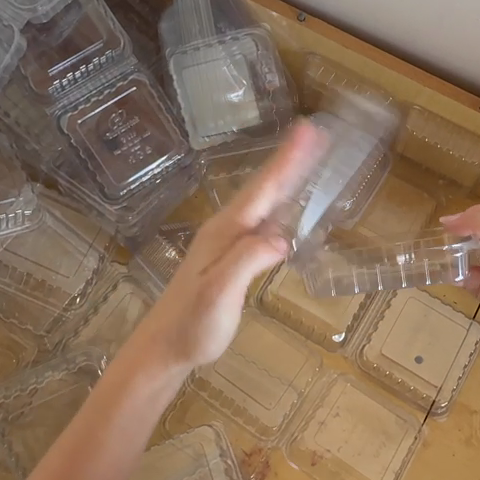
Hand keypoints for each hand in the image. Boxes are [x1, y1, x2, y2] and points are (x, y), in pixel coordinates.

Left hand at [127, 122, 327, 374]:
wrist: (165, 347)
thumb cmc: (193, 324)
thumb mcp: (219, 293)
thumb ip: (246, 261)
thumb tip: (281, 238)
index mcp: (226, 232)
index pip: (262, 190)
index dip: (286, 161)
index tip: (307, 132)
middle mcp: (227, 229)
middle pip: (263, 188)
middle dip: (289, 160)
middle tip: (315, 133)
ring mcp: (227, 242)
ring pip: (263, 202)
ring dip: (286, 178)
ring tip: (309, 157)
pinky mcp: (230, 258)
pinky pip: (262, 221)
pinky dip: (280, 205)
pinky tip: (289, 207)